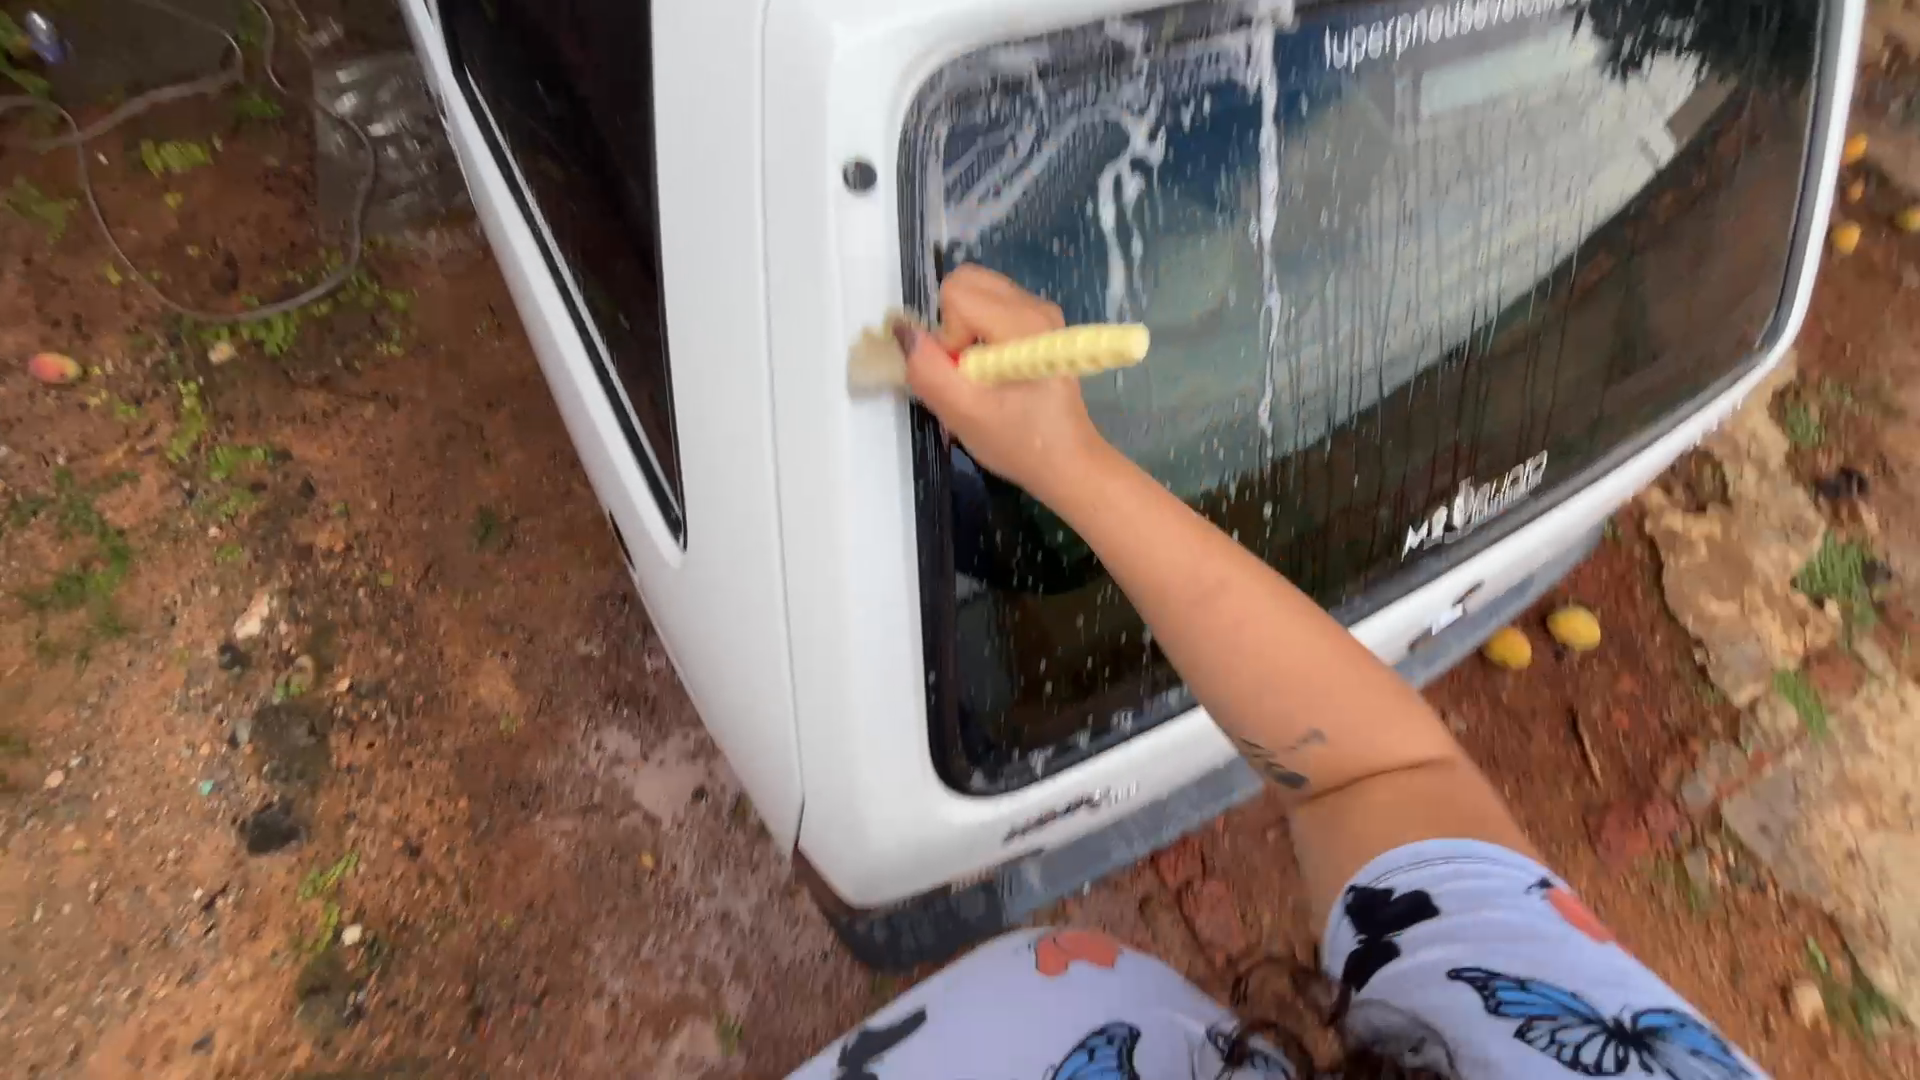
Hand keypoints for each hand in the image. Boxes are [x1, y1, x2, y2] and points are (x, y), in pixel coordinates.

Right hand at [900, 265, 1108, 499]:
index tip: (965, 375)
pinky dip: (980, 336)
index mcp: (1024, 321)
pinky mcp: (1041, 325)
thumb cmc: (1019, 443)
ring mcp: (1042, 313)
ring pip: (977, 295)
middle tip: (968, 373)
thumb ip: (927, 370)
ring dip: (965, 333)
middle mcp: (1036, 305)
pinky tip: (995, 374)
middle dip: (953, 326)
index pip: (956, 292)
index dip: (947, 335)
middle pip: (966, 282)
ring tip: (982, 377)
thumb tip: (903, 331)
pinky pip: (991, 309)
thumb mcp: (963, 415)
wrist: (1066, 463)